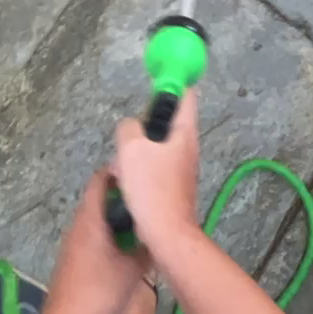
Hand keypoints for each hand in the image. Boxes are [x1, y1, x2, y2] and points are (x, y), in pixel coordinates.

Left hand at [40, 171, 146, 313]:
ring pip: (96, 220)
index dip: (118, 170)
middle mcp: (78, 225)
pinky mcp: (73, 260)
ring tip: (142, 223)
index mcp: (91, 218)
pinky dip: (109, 234)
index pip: (100, 179)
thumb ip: (149, 246)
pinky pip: (92, 236)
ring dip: (117, 218)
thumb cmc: (101, 290)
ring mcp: (73, 243)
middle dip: (123, 197)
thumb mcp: (134, 268)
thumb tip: (162, 232)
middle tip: (148, 200)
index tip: (140, 172)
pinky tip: (126, 249)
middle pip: (99, 199)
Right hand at [113, 89, 200, 246]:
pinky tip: (128, 183)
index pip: (186, 94)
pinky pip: (154, 167)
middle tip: (128, 134)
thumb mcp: (131, 150)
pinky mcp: (174, 186)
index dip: (173, 82)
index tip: (156, 79)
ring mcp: (183, 168)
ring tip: (124, 165)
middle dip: (145, 124)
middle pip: (169, 122)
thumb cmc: (152, 188)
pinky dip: (140, 169)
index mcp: (185, 132)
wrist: (166, 235)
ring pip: (158, 147)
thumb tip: (131, 127)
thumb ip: (129, 129)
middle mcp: (188, 147)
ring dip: (138, 151)